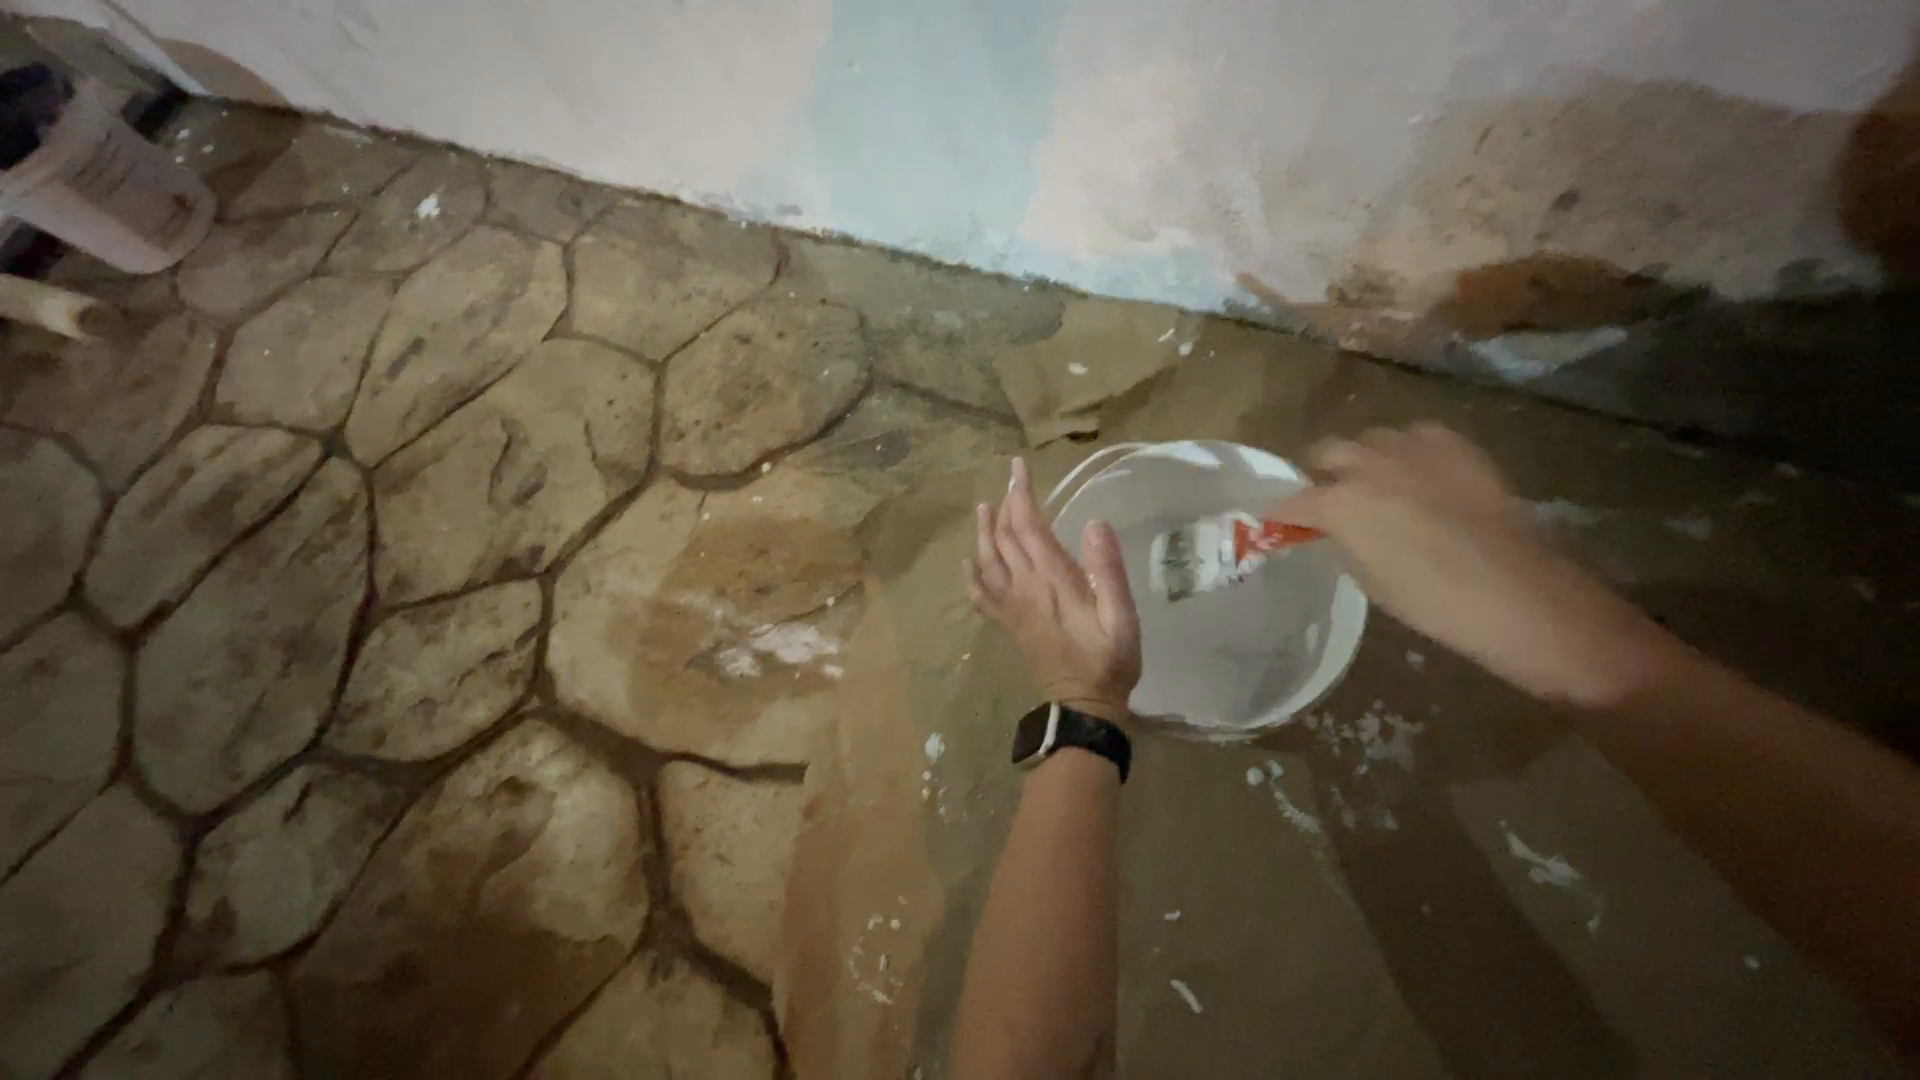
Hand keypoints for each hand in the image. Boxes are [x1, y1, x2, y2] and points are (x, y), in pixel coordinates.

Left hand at [964, 458, 1141, 722]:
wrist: (1083, 704)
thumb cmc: (1109, 658)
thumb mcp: (1122, 614)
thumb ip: (1108, 569)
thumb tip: (1094, 522)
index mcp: (1052, 578)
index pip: (1028, 524)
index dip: (1021, 492)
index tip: (1019, 466)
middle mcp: (1024, 586)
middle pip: (1004, 536)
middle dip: (1006, 503)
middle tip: (1011, 479)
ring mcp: (1012, 606)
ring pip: (987, 560)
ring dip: (984, 531)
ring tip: (984, 508)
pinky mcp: (1008, 624)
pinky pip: (981, 595)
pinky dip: (972, 576)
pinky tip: (968, 565)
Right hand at [1274, 423, 1671, 705]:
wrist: (1516, 593)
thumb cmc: (1432, 601)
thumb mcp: (1368, 578)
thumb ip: (1343, 542)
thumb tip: (1334, 530)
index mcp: (1340, 504)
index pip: (1292, 500)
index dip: (1281, 512)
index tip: (1276, 520)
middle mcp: (1370, 466)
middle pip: (1327, 450)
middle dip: (1320, 472)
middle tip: (1326, 497)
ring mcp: (1415, 450)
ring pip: (1371, 437)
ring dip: (1363, 457)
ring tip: (1374, 480)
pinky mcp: (1457, 448)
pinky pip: (1418, 434)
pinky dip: (1408, 449)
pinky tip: (1417, 471)